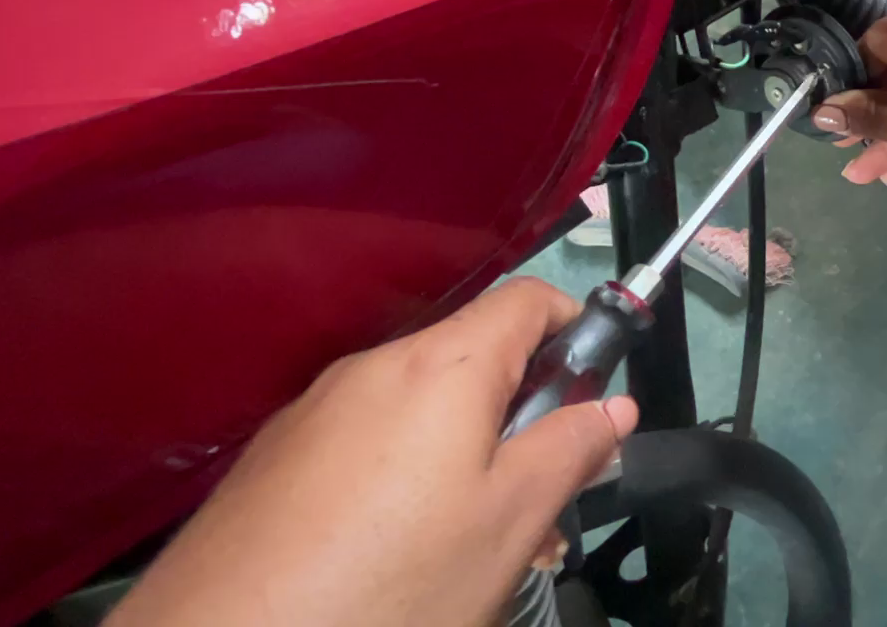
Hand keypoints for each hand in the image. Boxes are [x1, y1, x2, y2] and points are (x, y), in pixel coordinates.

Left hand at [108, 278, 636, 626]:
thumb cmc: (388, 588)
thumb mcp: (508, 523)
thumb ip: (571, 449)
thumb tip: (616, 407)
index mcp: (443, 364)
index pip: (529, 298)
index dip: (576, 325)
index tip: (590, 389)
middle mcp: (376, 365)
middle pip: (476, 353)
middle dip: (522, 404)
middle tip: (536, 486)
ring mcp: (314, 410)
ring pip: (421, 402)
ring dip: (465, 442)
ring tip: (468, 532)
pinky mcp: (270, 459)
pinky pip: (365, 436)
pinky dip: (403, 465)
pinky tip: (390, 546)